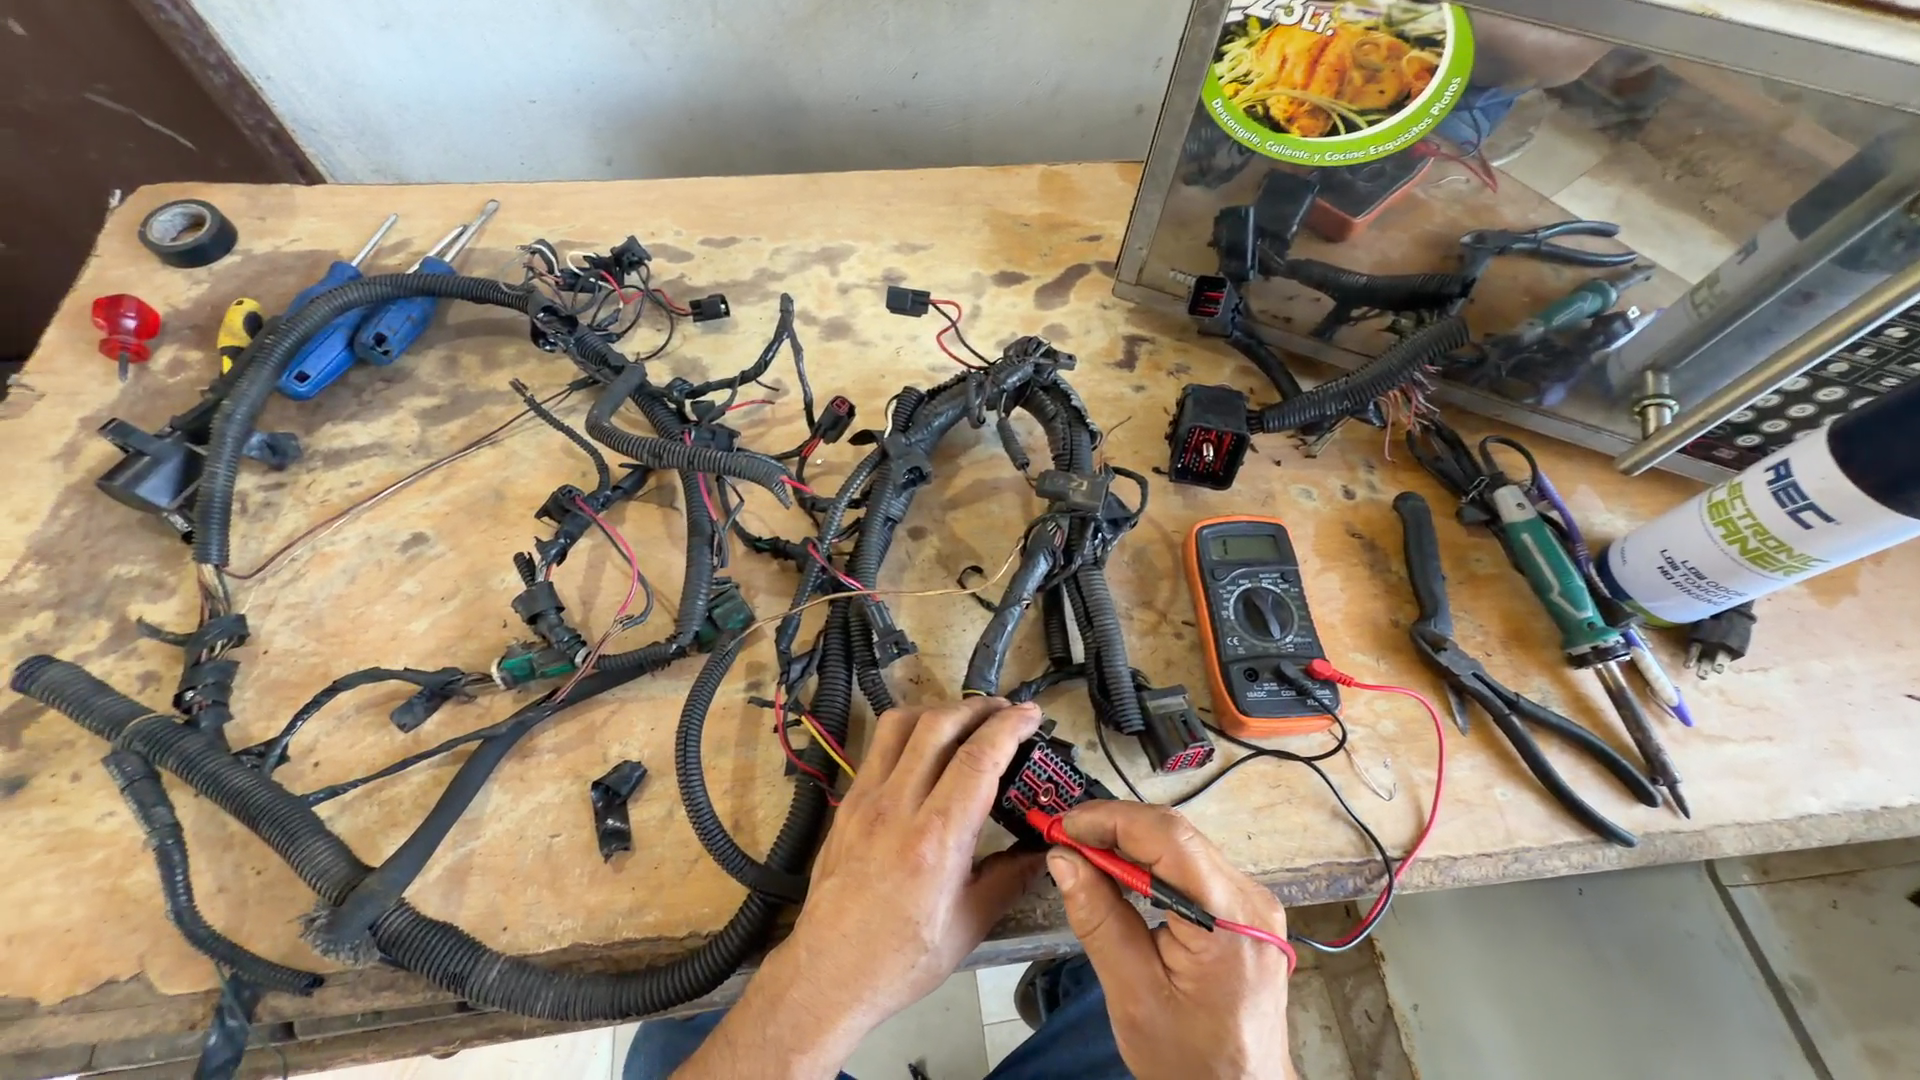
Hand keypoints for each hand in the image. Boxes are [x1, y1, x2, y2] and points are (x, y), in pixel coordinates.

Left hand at [677, 697, 1044, 1077]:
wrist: (828, 973)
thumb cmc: (902, 957)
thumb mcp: (970, 924)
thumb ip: (1012, 876)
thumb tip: (1047, 846)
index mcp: (935, 840)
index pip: (977, 759)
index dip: (1009, 727)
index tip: (1032, 714)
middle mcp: (897, 807)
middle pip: (938, 726)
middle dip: (979, 708)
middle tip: (1007, 711)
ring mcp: (865, 799)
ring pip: (901, 724)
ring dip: (941, 710)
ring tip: (968, 719)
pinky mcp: (848, 802)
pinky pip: (879, 746)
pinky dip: (911, 730)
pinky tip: (929, 745)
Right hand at [1050, 801, 1292, 1079]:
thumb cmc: (1189, 1058)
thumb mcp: (1133, 995)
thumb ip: (1099, 920)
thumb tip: (1064, 858)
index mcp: (1230, 918)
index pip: (1169, 837)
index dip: (1111, 819)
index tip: (1063, 826)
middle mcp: (1250, 896)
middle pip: (1175, 836)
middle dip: (1114, 829)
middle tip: (1064, 840)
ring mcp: (1252, 900)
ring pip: (1180, 846)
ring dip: (1128, 844)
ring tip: (1082, 855)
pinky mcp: (1243, 907)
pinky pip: (1189, 865)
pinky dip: (1147, 862)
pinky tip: (1117, 875)